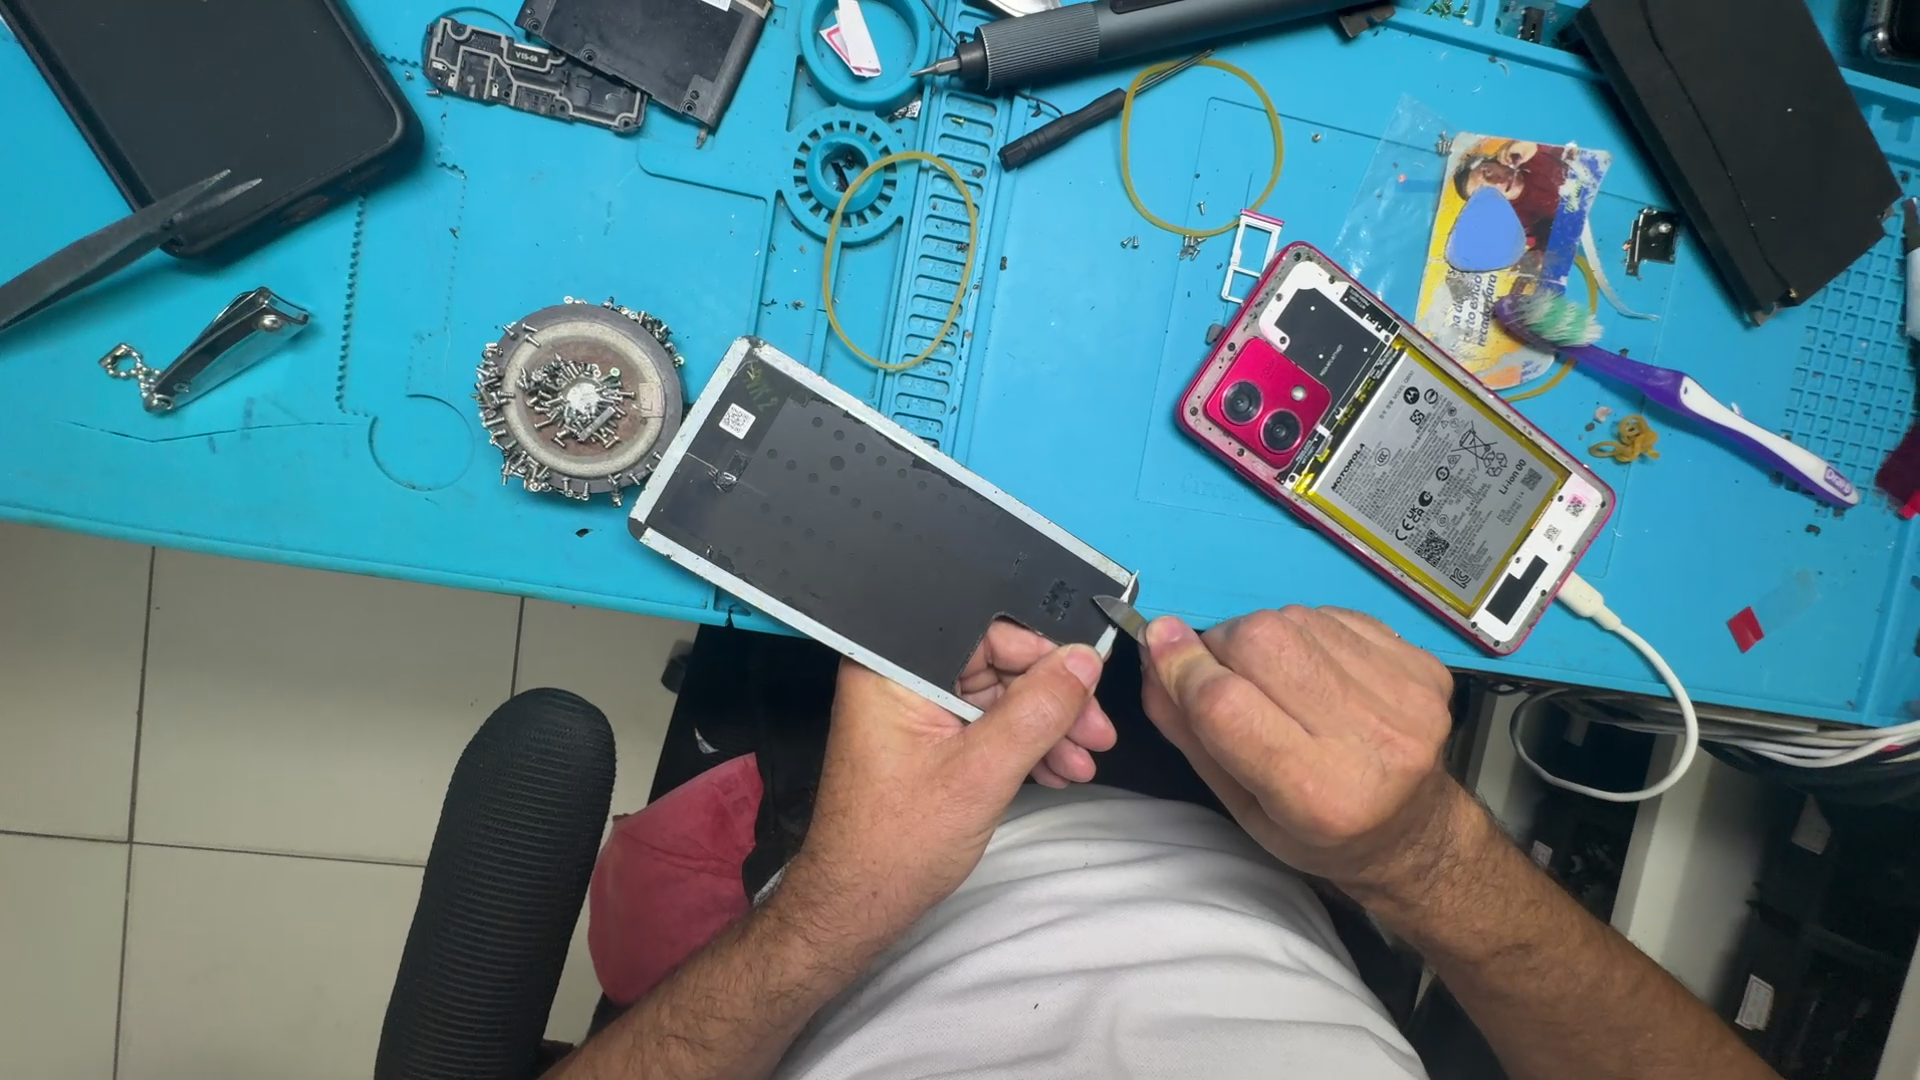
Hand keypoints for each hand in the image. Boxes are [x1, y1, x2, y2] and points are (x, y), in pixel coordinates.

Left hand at [784, 627, 1106, 943]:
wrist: (858, 907)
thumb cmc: (897, 843)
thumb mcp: (981, 773)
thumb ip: (1037, 712)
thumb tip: (1084, 661)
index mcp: (892, 666)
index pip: (981, 630)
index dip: (1040, 652)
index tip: (1086, 680)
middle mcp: (900, 675)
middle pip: (994, 661)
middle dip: (1052, 697)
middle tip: (1097, 731)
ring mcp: (914, 706)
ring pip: (997, 694)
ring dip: (1046, 725)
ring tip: (1083, 761)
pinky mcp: (927, 735)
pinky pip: (985, 721)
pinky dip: (1023, 743)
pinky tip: (1056, 769)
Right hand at [1140, 606, 1456, 897]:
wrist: (1415, 834)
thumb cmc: (1313, 831)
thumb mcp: (1236, 805)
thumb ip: (1187, 731)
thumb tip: (1152, 657)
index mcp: (1317, 795)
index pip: (1226, 703)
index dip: (1182, 666)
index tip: (1155, 642)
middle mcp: (1371, 743)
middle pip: (1261, 641)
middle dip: (1220, 644)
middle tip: (1222, 670)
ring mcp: (1405, 699)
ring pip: (1292, 617)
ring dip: (1261, 636)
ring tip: (1273, 676)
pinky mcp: (1424, 666)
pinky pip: (1331, 615)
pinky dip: (1303, 631)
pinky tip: (1312, 668)